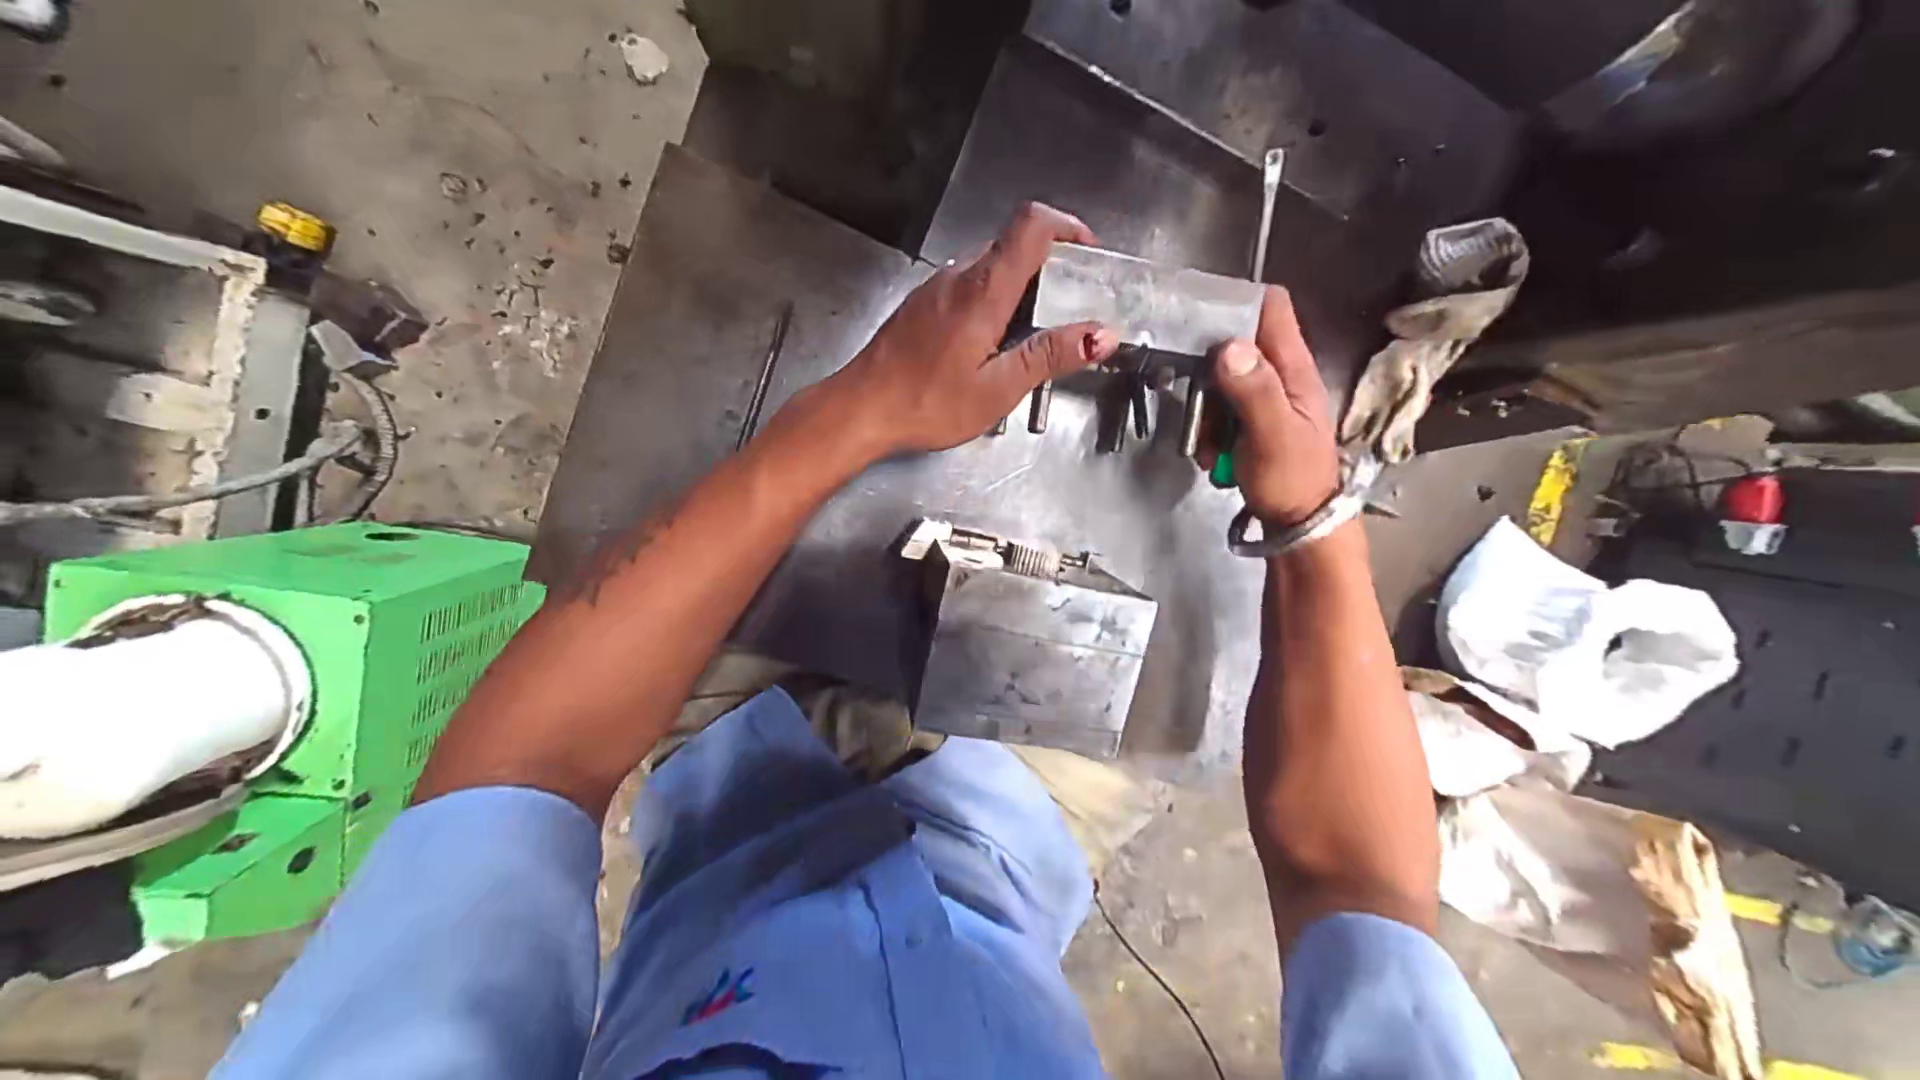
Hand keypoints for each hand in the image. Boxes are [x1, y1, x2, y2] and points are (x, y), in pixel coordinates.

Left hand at [829, 203, 1119, 454]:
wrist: (860, 410)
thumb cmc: (924, 404)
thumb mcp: (997, 388)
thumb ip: (1050, 356)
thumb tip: (1101, 335)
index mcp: (982, 291)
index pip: (1032, 225)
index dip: (1067, 227)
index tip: (1086, 251)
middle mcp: (956, 277)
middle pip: (1011, 243)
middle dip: (1047, 265)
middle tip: (1065, 304)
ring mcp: (934, 289)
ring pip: (987, 265)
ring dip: (1017, 285)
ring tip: (1029, 331)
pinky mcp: (920, 305)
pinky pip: (964, 286)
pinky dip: (990, 299)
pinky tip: (987, 342)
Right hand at [1212, 287, 1339, 527]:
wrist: (1300, 527)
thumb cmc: (1292, 479)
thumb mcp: (1273, 434)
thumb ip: (1253, 390)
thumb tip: (1228, 346)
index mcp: (1293, 368)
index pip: (1271, 308)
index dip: (1237, 302)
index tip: (1198, 317)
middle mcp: (1280, 376)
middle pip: (1236, 345)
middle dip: (1208, 369)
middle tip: (1194, 399)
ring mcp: (1264, 401)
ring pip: (1221, 382)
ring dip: (1204, 408)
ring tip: (1205, 441)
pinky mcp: (1250, 424)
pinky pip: (1219, 412)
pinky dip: (1208, 430)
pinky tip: (1210, 454)